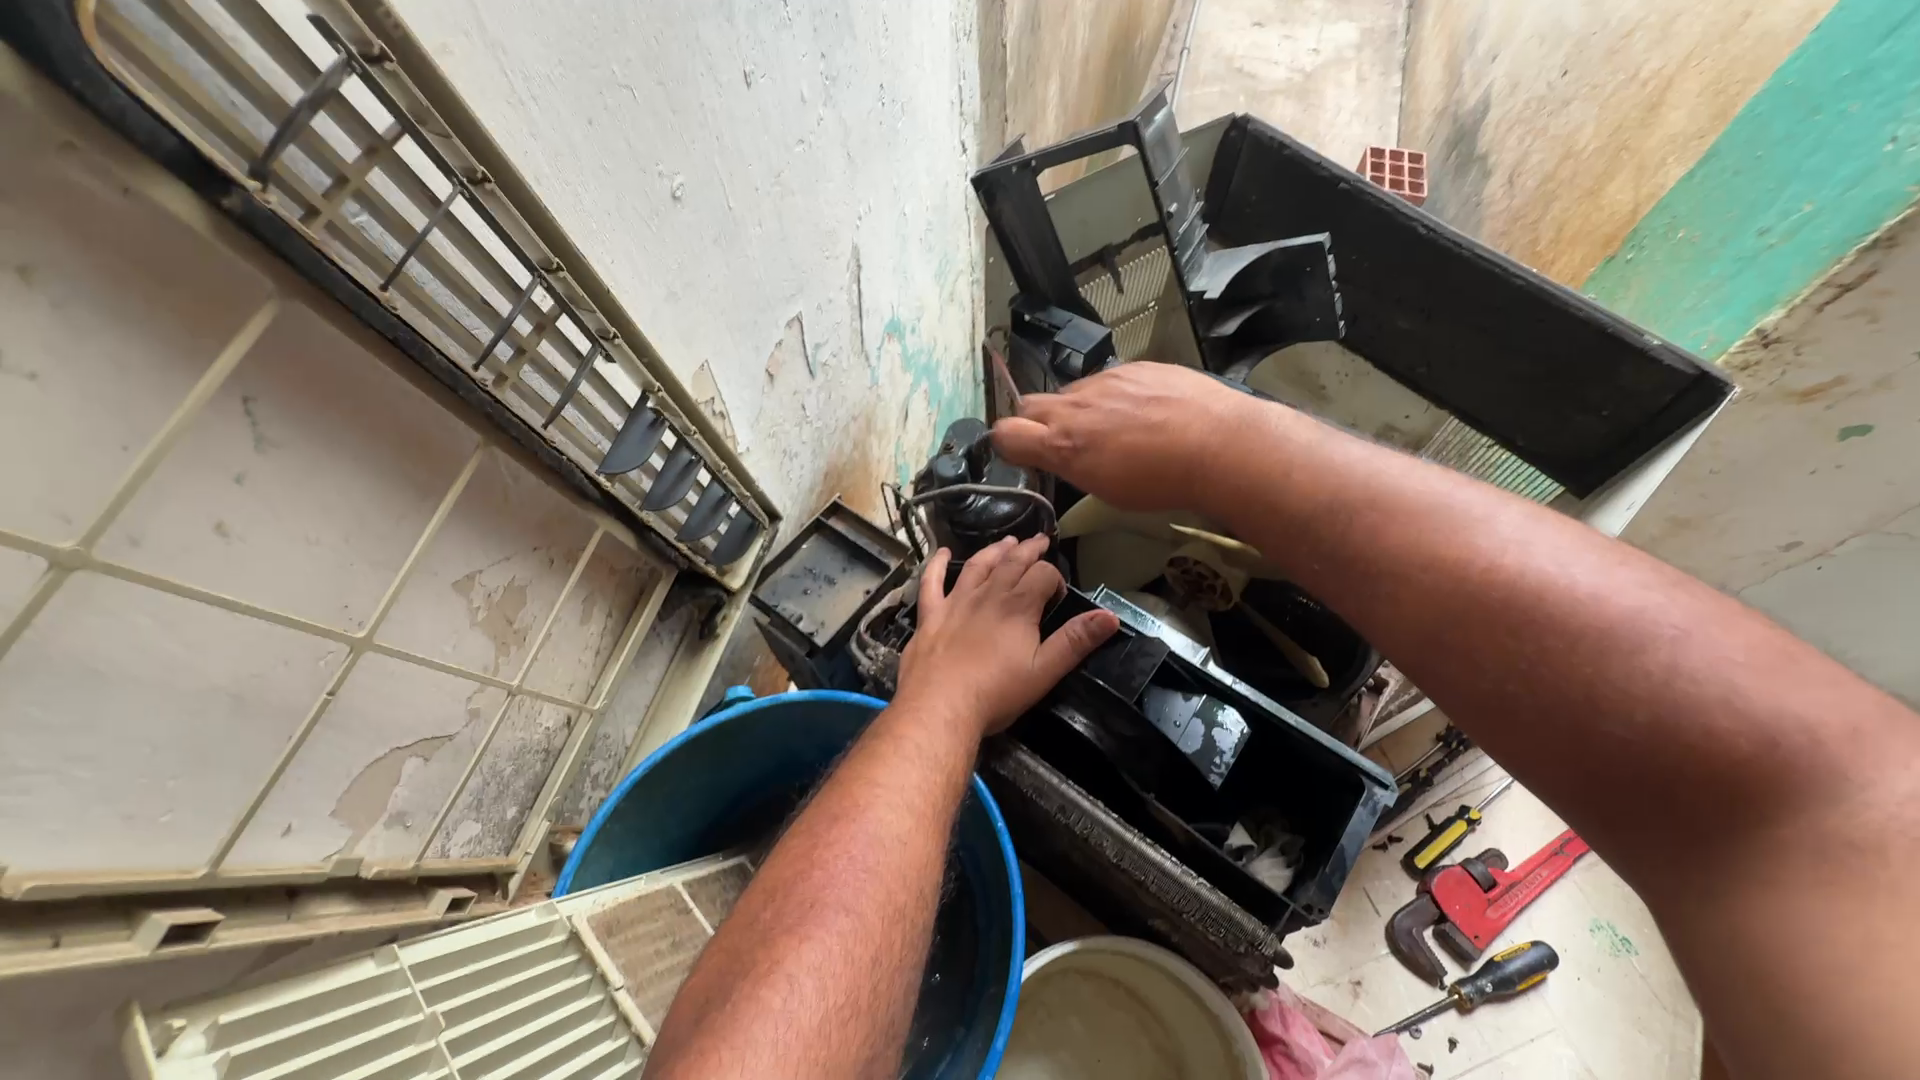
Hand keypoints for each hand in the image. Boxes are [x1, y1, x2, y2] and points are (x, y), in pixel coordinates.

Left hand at [894, 535, 1119, 736]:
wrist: (939, 706)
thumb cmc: (996, 693)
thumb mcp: (1045, 670)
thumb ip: (1076, 641)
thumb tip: (1110, 616)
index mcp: (1019, 607)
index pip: (1043, 575)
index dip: (1055, 578)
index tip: (1058, 594)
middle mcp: (988, 595)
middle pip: (1012, 563)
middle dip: (1028, 550)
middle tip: (1039, 541)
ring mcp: (955, 602)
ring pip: (977, 566)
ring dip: (994, 551)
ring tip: (1006, 542)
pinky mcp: (930, 615)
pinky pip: (932, 582)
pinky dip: (936, 564)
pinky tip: (941, 552)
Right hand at [991, 362, 1282, 512]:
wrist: (1219, 445)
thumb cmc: (1163, 483)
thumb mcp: (1106, 490)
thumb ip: (1075, 466)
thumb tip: (1065, 455)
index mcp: (1063, 443)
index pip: (1005, 433)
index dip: (1006, 443)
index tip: (1022, 454)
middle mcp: (1075, 405)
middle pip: (1028, 404)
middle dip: (1035, 422)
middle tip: (1063, 442)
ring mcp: (1104, 380)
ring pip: (1070, 391)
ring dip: (1077, 409)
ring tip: (1113, 428)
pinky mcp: (1133, 366)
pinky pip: (1107, 379)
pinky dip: (1112, 395)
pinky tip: (1143, 412)